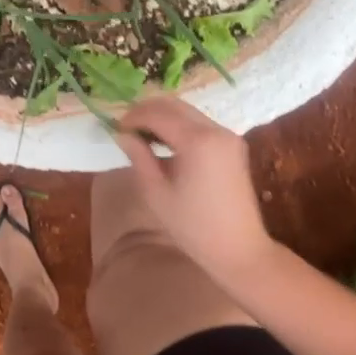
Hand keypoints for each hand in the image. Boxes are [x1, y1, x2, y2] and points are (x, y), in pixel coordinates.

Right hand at [115, 98, 273, 277]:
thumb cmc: (194, 226)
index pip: (158, 114)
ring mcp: (228, 136)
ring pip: (188, 111)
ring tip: (142, 136)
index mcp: (198, 141)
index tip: (115, 129)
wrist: (239, 249)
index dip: (133, 117)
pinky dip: (179, 126)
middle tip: (126, 128)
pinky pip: (200, 124)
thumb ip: (139, 157)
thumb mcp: (157, 193)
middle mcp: (216, 130)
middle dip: (147, 111)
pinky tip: (165, 143)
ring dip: (163, 117)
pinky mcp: (233, 145)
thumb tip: (123, 135)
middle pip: (174, 105)